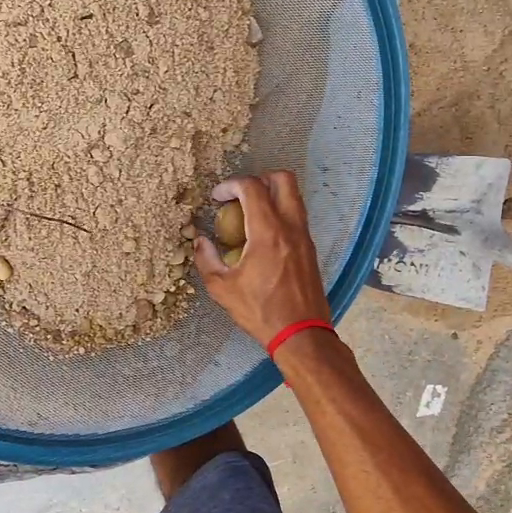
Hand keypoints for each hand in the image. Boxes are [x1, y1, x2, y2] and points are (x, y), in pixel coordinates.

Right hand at [194, 171, 331, 345]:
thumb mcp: (222, 289)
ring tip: (249, 214)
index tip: (217, 198)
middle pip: (282, 179)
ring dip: (271, 195)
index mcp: (268, 232)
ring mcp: (305, 236)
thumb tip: (201, 242)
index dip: (231, 185)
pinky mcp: (310, 249)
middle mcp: (291, 227)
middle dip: (258, 178)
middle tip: (239, 196)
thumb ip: (207, 260)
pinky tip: (262, 235)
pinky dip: (279, 213)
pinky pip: (296, 216)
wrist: (301, 333)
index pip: (252, 187)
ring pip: (293, 196)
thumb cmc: (260, 311)